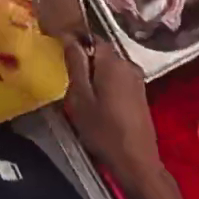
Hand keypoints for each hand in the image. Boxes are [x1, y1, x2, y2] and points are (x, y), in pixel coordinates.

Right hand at [61, 38, 163, 189]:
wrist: (136, 160)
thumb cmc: (103, 130)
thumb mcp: (80, 97)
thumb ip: (76, 65)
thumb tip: (70, 38)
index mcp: (113, 62)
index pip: (92, 38)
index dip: (75, 42)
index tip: (59, 53)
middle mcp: (129, 64)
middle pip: (102, 52)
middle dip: (84, 60)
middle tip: (66, 77)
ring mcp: (137, 79)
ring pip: (109, 66)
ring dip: (94, 73)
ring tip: (79, 90)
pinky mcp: (140, 92)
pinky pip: (117, 77)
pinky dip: (105, 82)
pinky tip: (96, 100)